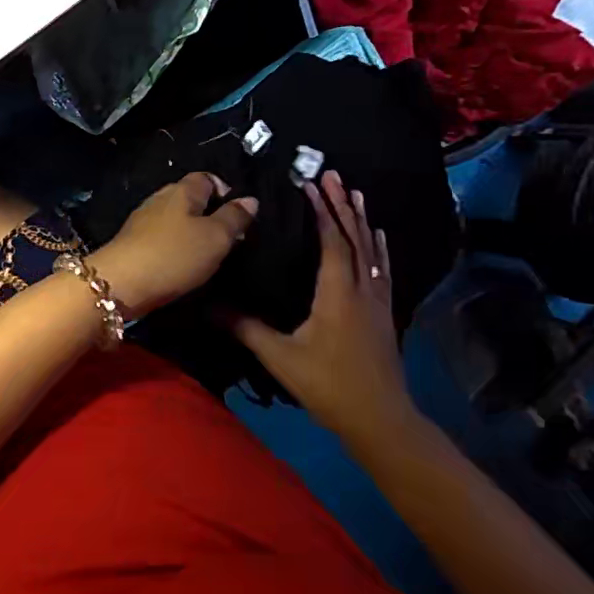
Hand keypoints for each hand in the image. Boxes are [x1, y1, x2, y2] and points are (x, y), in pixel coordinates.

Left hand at [88, 173, 258, 315]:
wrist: (120, 283)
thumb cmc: (174, 255)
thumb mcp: (215, 238)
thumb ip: (234, 217)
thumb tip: (250, 199)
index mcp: (182, 190)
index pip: (207, 178)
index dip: (226, 191)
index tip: (239, 216)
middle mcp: (160, 198)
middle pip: (190, 198)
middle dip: (210, 214)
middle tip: (228, 238)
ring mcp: (143, 219)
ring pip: (175, 218)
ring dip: (191, 232)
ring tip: (208, 254)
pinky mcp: (132, 242)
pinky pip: (162, 236)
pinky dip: (175, 245)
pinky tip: (181, 263)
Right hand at [232, 171, 412, 438]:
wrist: (381, 420)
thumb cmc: (329, 385)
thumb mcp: (281, 358)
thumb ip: (245, 328)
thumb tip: (208, 305)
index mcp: (338, 292)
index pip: (331, 240)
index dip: (321, 210)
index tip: (309, 184)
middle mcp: (362, 287)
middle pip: (354, 236)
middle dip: (342, 203)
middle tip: (333, 173)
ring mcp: (378, 299)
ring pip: (371, 248)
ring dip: (362, 218)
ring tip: (355, 192)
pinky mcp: (384, 312)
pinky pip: (382, 267)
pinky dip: (378, 246)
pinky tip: (379, 236)